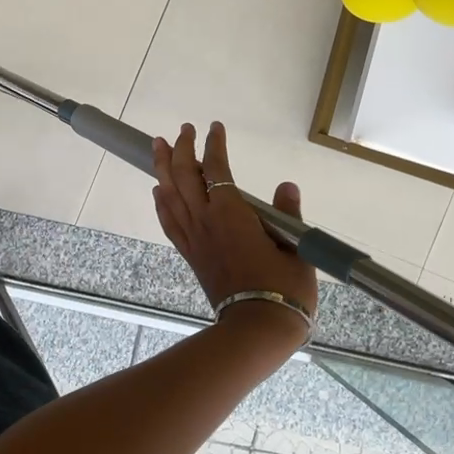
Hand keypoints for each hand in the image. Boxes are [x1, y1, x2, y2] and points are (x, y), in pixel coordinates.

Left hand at [152, 122, 316, 322]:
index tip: (214, 127)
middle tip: (182, 130)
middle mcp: (205, 219)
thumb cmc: (284, 289)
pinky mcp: (189, 252)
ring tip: (157, 146)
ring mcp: (193, 235)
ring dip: (161, 166)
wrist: (257, 326)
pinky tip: (157, 191)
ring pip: (169, 192)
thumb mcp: (297, 249)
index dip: (214, 145)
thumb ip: (287, 213)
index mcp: (231, 213)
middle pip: (184, 174)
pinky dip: (160, 201)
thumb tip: (286, 186)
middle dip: (181, 148)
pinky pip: (167, 220)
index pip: (217, 168)